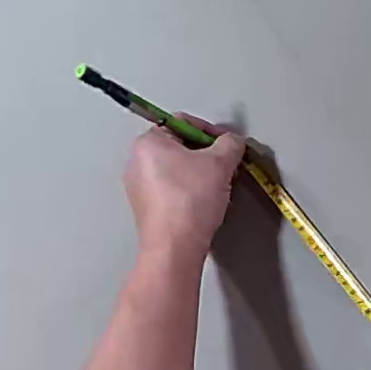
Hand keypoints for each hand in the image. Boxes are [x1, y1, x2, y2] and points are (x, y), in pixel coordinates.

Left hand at [123, 117, 245, 262]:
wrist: (175, 246)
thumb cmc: (190, 201)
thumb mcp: (220, 163)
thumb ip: (230, 143)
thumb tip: (233, 142)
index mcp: (148, 142)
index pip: (183, 123)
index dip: (211, 131)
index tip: (228, 144)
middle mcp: (137, 162)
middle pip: (180, 147)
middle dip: (207, 155)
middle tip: (226, 166)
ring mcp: (139, 187)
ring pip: (178, 169)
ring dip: (201, 174)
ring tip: (218, 187)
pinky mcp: (147, 208)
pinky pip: (172, 189)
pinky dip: (190, 191)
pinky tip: (205, 204)